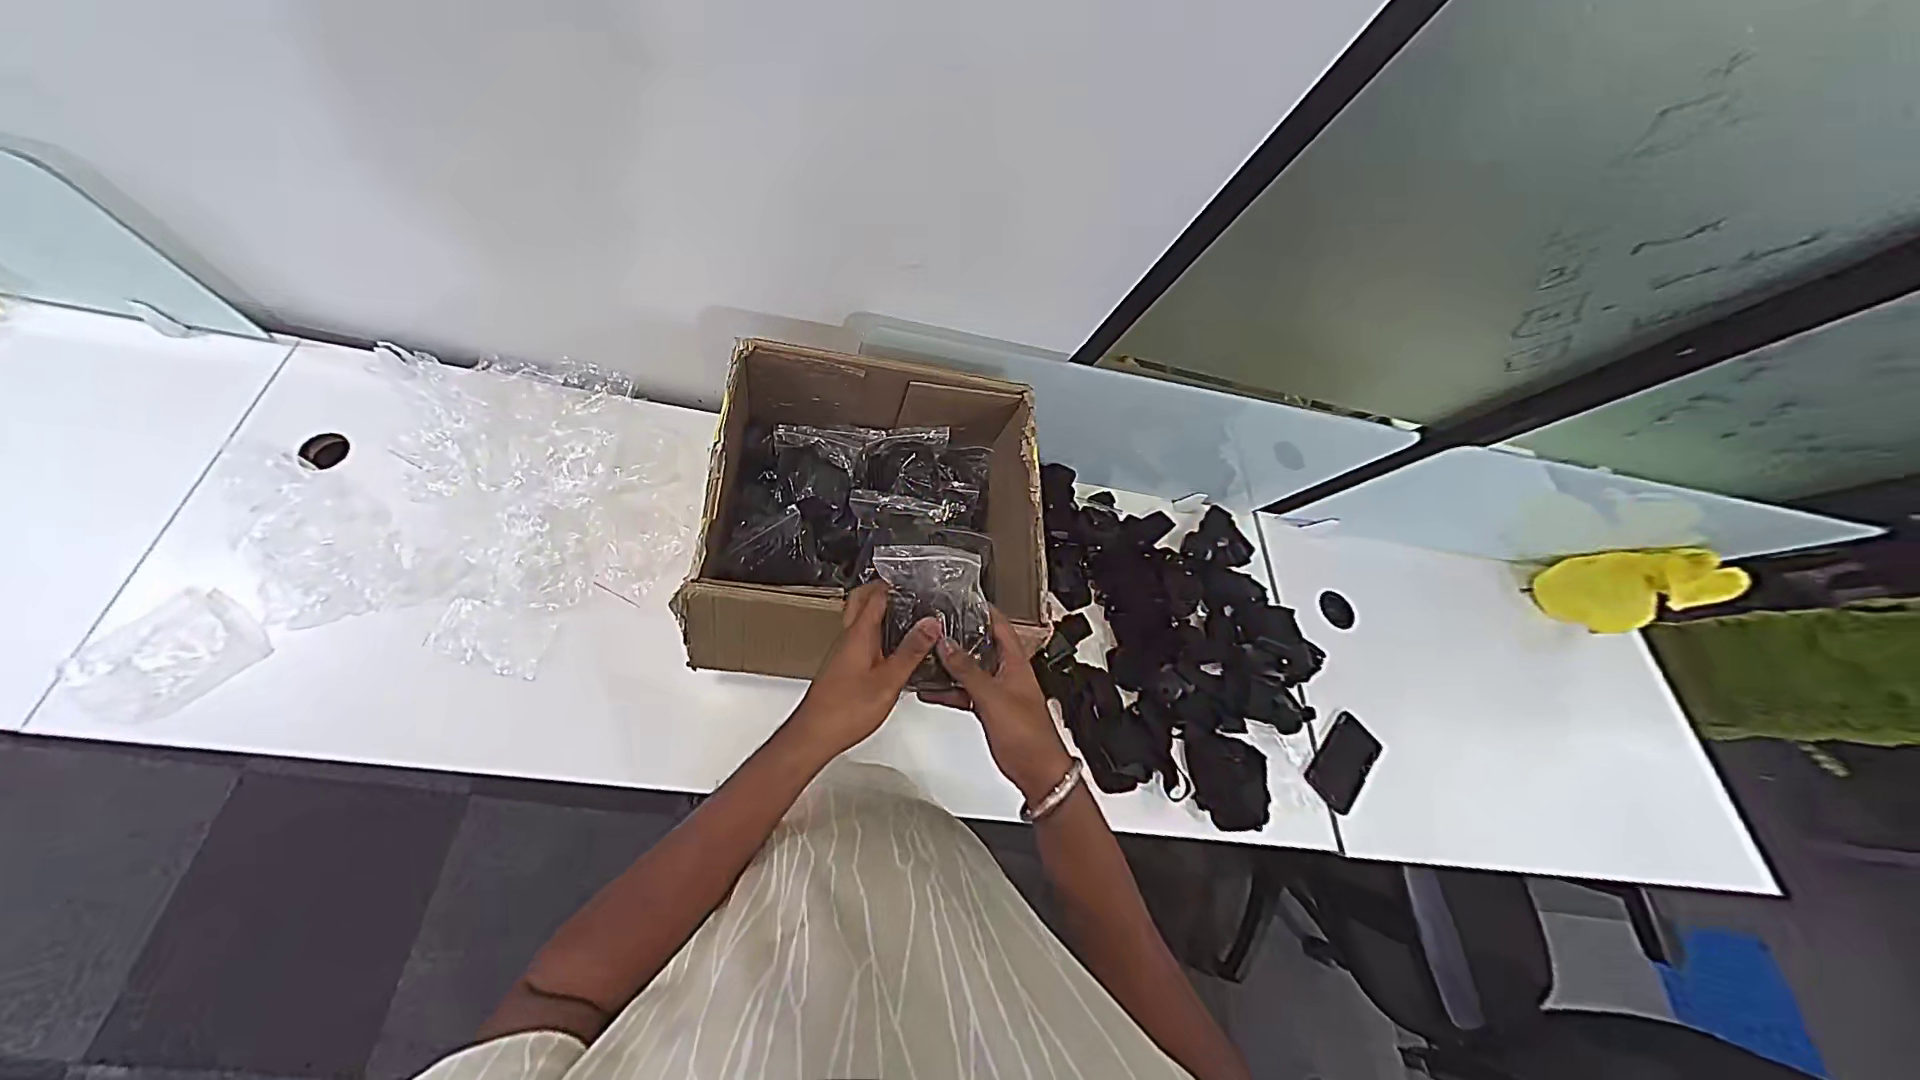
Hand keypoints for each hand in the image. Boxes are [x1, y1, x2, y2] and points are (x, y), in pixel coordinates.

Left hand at [786, 581, 940, 759]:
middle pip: (860, 602)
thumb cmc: (844, 711)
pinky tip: (890, 648)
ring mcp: (842, 652)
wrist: (814, 735)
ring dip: (878, 611)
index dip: (892, 584)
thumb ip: (911, 651)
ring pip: (859, 620)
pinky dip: (875, 633)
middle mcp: (847, 639)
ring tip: (903, 613)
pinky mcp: (842, 667)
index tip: (910, 580)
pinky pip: (860, 639)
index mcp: (859, 635)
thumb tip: (930, 625)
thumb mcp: (889, 680)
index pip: (874, 596)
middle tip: (901, 588)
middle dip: (879, 590)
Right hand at [920, 606, 1073, 802]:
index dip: (985, 611)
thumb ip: (967, 670)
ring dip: (951, 665)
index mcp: (1015, 663)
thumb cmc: (1029, 736)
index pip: (1001, 626)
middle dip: (961, 637)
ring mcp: (998, 692)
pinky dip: (949, 691)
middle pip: (982, 647)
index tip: (966, 600)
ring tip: (928, 655)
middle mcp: (1007, 674)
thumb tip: (947, 646)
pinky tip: (932, 690)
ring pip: (971, 671)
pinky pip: (966, 693)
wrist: (1037, 771)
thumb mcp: (992, 696)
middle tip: (939, 627)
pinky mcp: (990, 710)